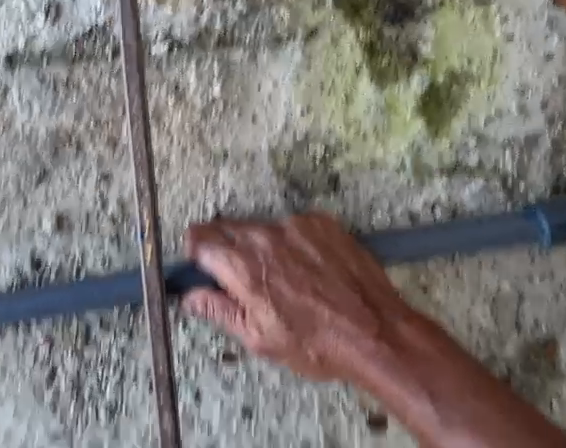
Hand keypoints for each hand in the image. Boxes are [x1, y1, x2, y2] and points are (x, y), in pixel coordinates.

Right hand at [182, 213, 416, 381]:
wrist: (375, 330)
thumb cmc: (317, 343)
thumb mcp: (260, 339)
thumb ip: (220, 310)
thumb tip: (191, 297)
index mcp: (243, 267)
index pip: (199, 238)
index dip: (195, 250)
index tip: (199, 262)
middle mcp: (263, 237)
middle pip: (226, 228)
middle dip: (224, 247)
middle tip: (240, 276)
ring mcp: (293, 225)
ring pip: (260, 227)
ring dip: (260, 245)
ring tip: (284, 277)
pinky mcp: (318, 221)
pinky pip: (292, 226)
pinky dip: (292, 242)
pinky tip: (308, 268)